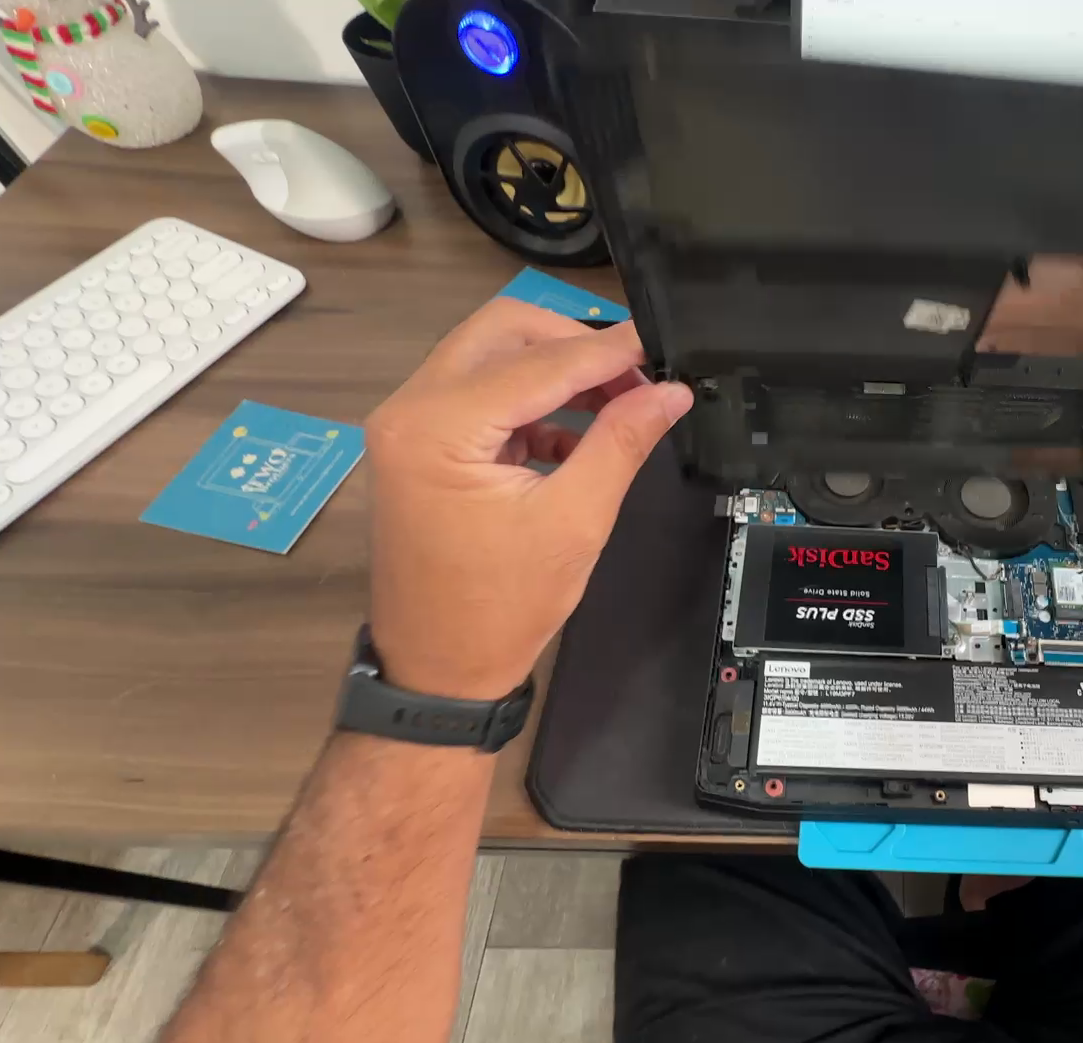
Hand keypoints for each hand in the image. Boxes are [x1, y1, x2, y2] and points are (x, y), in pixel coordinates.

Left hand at [363, 299, 692, 699]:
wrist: (441, 668)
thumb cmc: (507, 604)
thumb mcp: (577, 519)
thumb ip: (622, 442)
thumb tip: (671, 392)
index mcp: (439, 426)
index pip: (538, 362)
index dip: (608, 352)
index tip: (661, 346)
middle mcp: (410, 408)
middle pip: (502, 333)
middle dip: (576, 344)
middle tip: (637, 372)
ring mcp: (411, 425)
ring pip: (492, 358)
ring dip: (557, 369)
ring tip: (621, 397)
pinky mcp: (425, 445)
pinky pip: (485, 396)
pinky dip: (537, 401)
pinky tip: (581, 432)